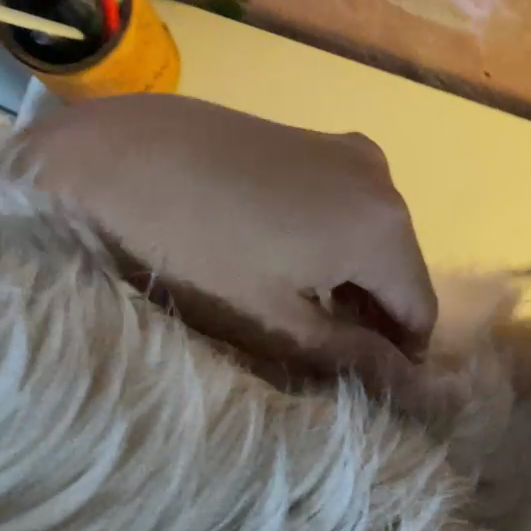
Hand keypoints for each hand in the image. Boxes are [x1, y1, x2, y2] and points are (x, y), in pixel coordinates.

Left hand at [12, 94, 436, 384]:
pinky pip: (341, 207)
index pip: (420, 312)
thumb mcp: (278, 322)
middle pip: (398, 271)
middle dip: (369, 318)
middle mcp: (382, 178)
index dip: (398, 358)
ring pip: (369, 239)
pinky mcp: (307, 139)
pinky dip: (327, 244)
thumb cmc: (196, 252)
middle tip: (318, 357)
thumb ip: (354, 356)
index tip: (360, 386)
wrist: (109, 156)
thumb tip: (420, 391)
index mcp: (385, 226)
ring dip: (347, 282)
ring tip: (292, 313)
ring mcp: (342, 149)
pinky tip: (278, 261)